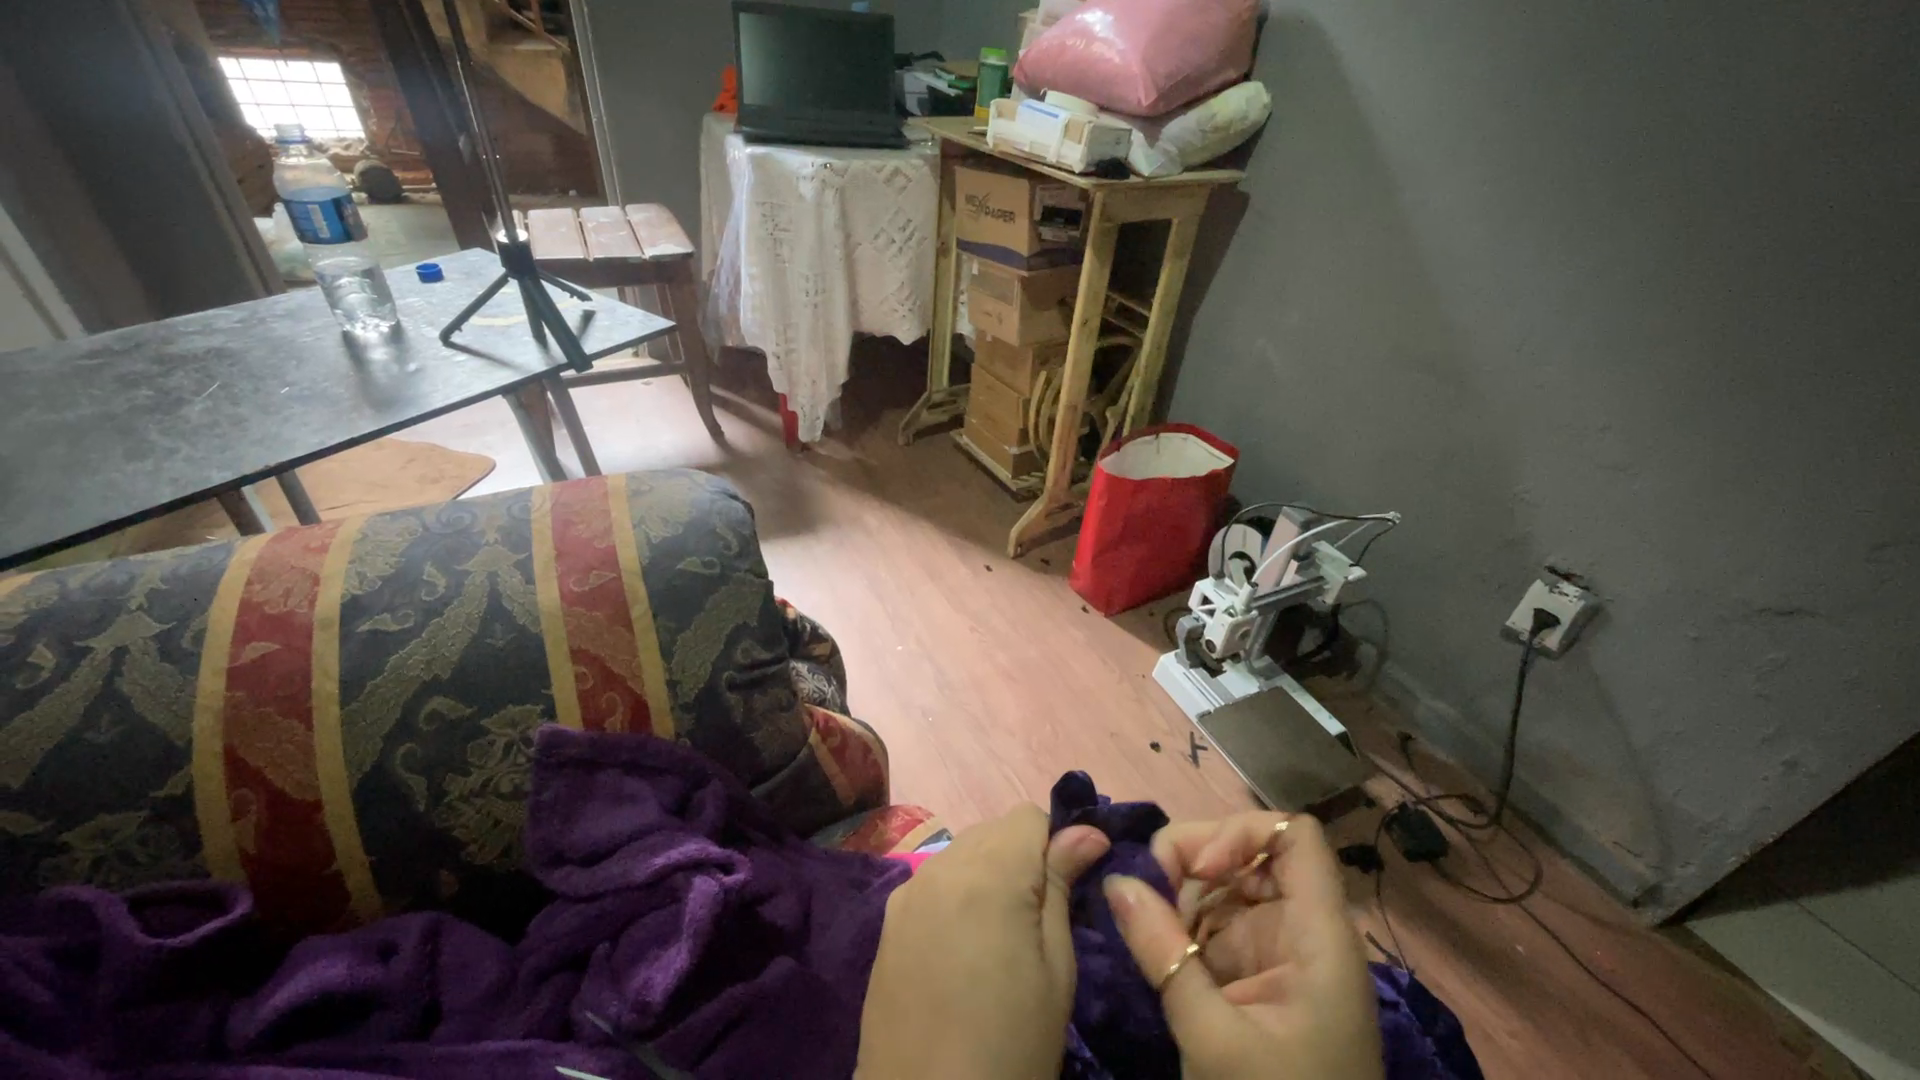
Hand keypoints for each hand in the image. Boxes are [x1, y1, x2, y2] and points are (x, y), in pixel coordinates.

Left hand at [856, 807, 1110, 1079]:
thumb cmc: (1011, 1043)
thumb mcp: (1056, 969)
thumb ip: (1062, 886)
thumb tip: (1088, 830)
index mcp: (988, 873)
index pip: (1030, 816)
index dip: (1057, 842)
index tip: (1072, 885)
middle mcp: (940, 866)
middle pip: (994, 830)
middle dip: (1024, 856)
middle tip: (1043, 917)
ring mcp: (907, 890)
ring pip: (963, 851)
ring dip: (990, 873)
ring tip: (1003, 936)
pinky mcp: (888, 920)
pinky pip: (935, 880)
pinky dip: (958, 894)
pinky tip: (965, 948)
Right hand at [1102, 812, 1382, 1079]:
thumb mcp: (1213, 1038)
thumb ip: (1164, 955)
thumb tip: (1114, 881)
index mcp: (1317, 934)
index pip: (1296, 836)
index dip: (1241, 833)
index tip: (1195, 871)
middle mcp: (1300, 930)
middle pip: (1251, 852)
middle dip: (1194, 859)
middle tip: (1147, 892)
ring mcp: (1276, 954)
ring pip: (1227, 888)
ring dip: (1180, 894)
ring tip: (1146, 927)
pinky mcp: (1253, 979)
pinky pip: (1214, 927)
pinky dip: (1179, 927)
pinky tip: (1154, 947)